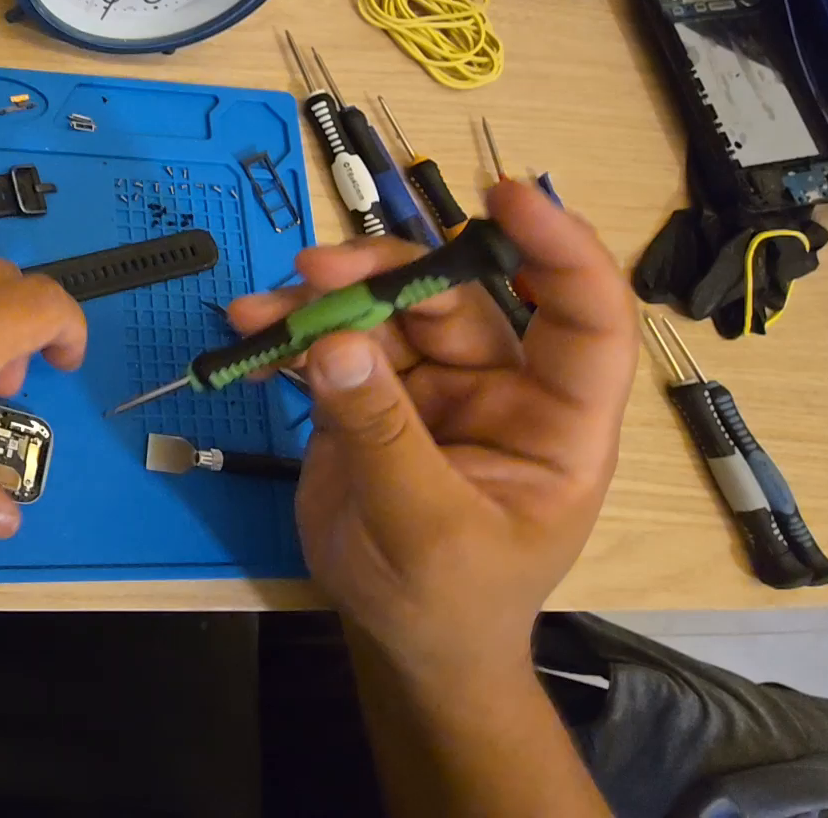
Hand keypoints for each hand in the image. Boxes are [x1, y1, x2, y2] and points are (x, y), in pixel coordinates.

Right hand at [226, 181, 637, 676]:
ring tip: (252, 311)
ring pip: (373, 317)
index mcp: (549, 419)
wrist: (391, 630)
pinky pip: (325, 349)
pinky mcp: (361, 399)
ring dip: (312, 305)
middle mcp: (489, 387)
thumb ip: (382, 436)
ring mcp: (419, 390)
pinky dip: (285, 341)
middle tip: (309, 269)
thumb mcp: (423, 526)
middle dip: (378, 278)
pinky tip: (248, 343)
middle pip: (444, 301)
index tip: (505, 197)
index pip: (580, 320)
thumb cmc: (443, 595)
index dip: (556, 252)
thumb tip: (334, 344)